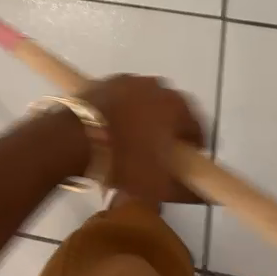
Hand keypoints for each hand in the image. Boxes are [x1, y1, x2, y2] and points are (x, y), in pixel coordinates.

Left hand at [80, 75, 205, 203]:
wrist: (72, 137)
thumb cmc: (124, 160)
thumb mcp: (160, 186)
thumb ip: (189, 192)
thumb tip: (204, 196)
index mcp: (177, 106)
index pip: (197, 129)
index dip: (193, 150)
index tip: (184, 166)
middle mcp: (156, 86)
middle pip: (171, 112)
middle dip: (168, 132)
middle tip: (158, 157)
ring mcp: (128, 80)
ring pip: (144, 103)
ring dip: (144, 121)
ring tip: (132, 146)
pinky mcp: (103, 81)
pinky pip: (121, 99)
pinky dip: (121, 113)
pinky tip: (112, 132)